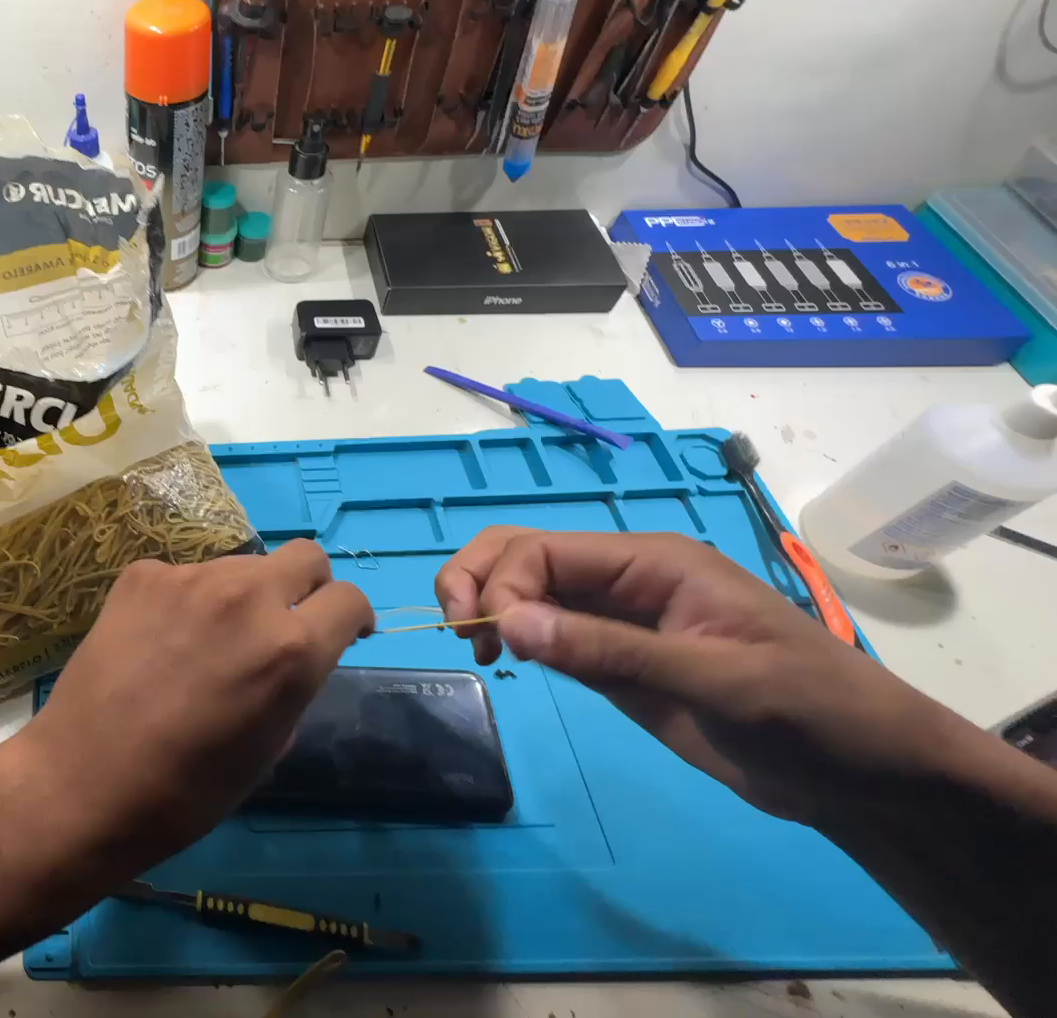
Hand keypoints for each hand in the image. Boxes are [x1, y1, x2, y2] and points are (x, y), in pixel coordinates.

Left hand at [13, 539, 372, 864]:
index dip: (352, 618)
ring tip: (206, 642)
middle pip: (305, 556)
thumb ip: (295, 681)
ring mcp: (189, 577)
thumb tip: (293, 653)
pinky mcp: (141, 575)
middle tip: (283, 623)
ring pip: (240, 565)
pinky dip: (187, 601)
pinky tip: (159, 641)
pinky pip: (184, 575)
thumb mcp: (271, 744)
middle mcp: (248, 596)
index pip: (350, 598)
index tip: (342, 634)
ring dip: (243, 595)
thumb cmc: (188, 790)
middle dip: (308, 586)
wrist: (85, 781)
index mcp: (292, 647)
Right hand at [433, 527, 972, 823]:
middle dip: (476, 580)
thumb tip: (509, 624)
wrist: (863, 778)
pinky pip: (538, 629)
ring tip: (476, 650)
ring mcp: (609, 617)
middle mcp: (619, 578)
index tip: (495, 639)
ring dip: (483, 605)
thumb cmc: (811, 713)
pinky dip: (505, 635)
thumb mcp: (718, 679)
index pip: (542, 548)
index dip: (503, 584)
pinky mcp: (605, 655)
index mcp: (649, 561)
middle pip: (519, 552)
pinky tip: (500, 659)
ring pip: (520, 588)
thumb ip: (611, 649)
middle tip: (461, 633)